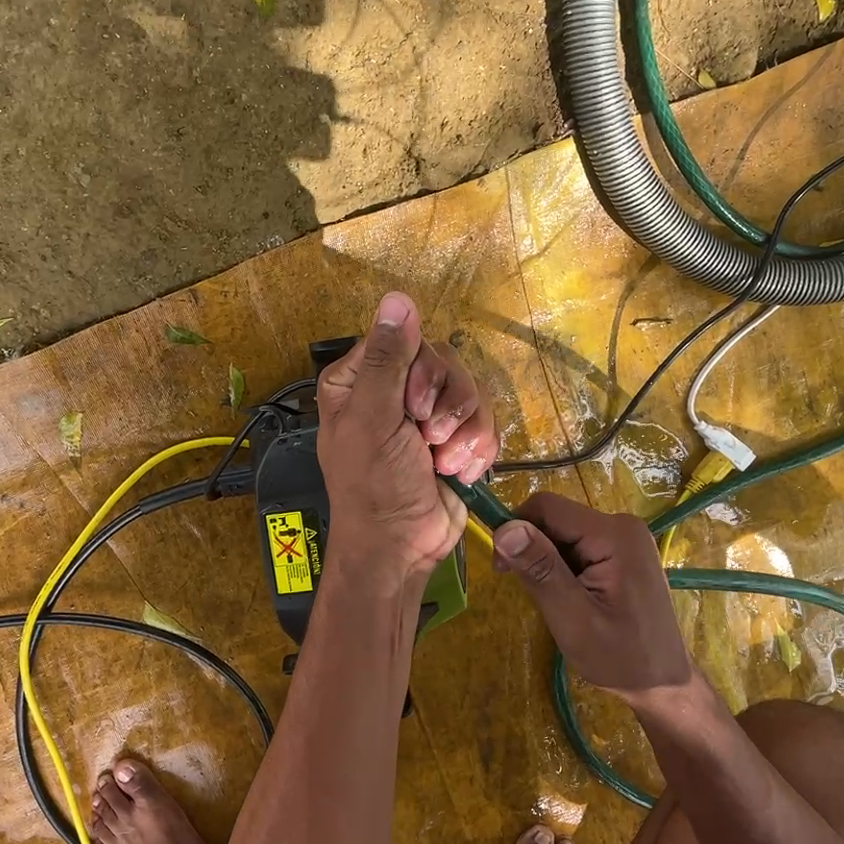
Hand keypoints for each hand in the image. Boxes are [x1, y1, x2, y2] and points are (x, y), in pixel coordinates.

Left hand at [317, 292, 495, 574]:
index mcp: (359, 381)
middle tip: (427, 439)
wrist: (401, 546)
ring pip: (469, 390)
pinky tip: (458, 473)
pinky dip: (475, 449)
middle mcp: (393, 392)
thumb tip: (397, 298)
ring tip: (444, 463)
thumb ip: (387, 360)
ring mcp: (426, 416)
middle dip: (447, 406)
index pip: (405, 341)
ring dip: (464, 432)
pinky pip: (483, 420)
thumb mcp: (373, 419)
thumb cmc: (374, 486)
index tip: (414, 407)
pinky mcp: (454, 438)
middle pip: (444, 362)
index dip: (421, 372)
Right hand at [493, 493, 692, 699]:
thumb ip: (541, 570)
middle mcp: (621, 525)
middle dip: (531, 549)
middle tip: (529, 592)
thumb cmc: (621, 658)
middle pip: (554, 518)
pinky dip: (561, 567)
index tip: (502, 570)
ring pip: (561, 532)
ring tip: (555, 600)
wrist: (663, 684)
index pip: (546, 507)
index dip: (515, 529)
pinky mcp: (621, 551)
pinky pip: (575, 544)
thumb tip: (504, 529)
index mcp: (614, 535)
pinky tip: (569, 596)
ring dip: (545, 561)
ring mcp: (623, 538)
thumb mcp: (573, 619)